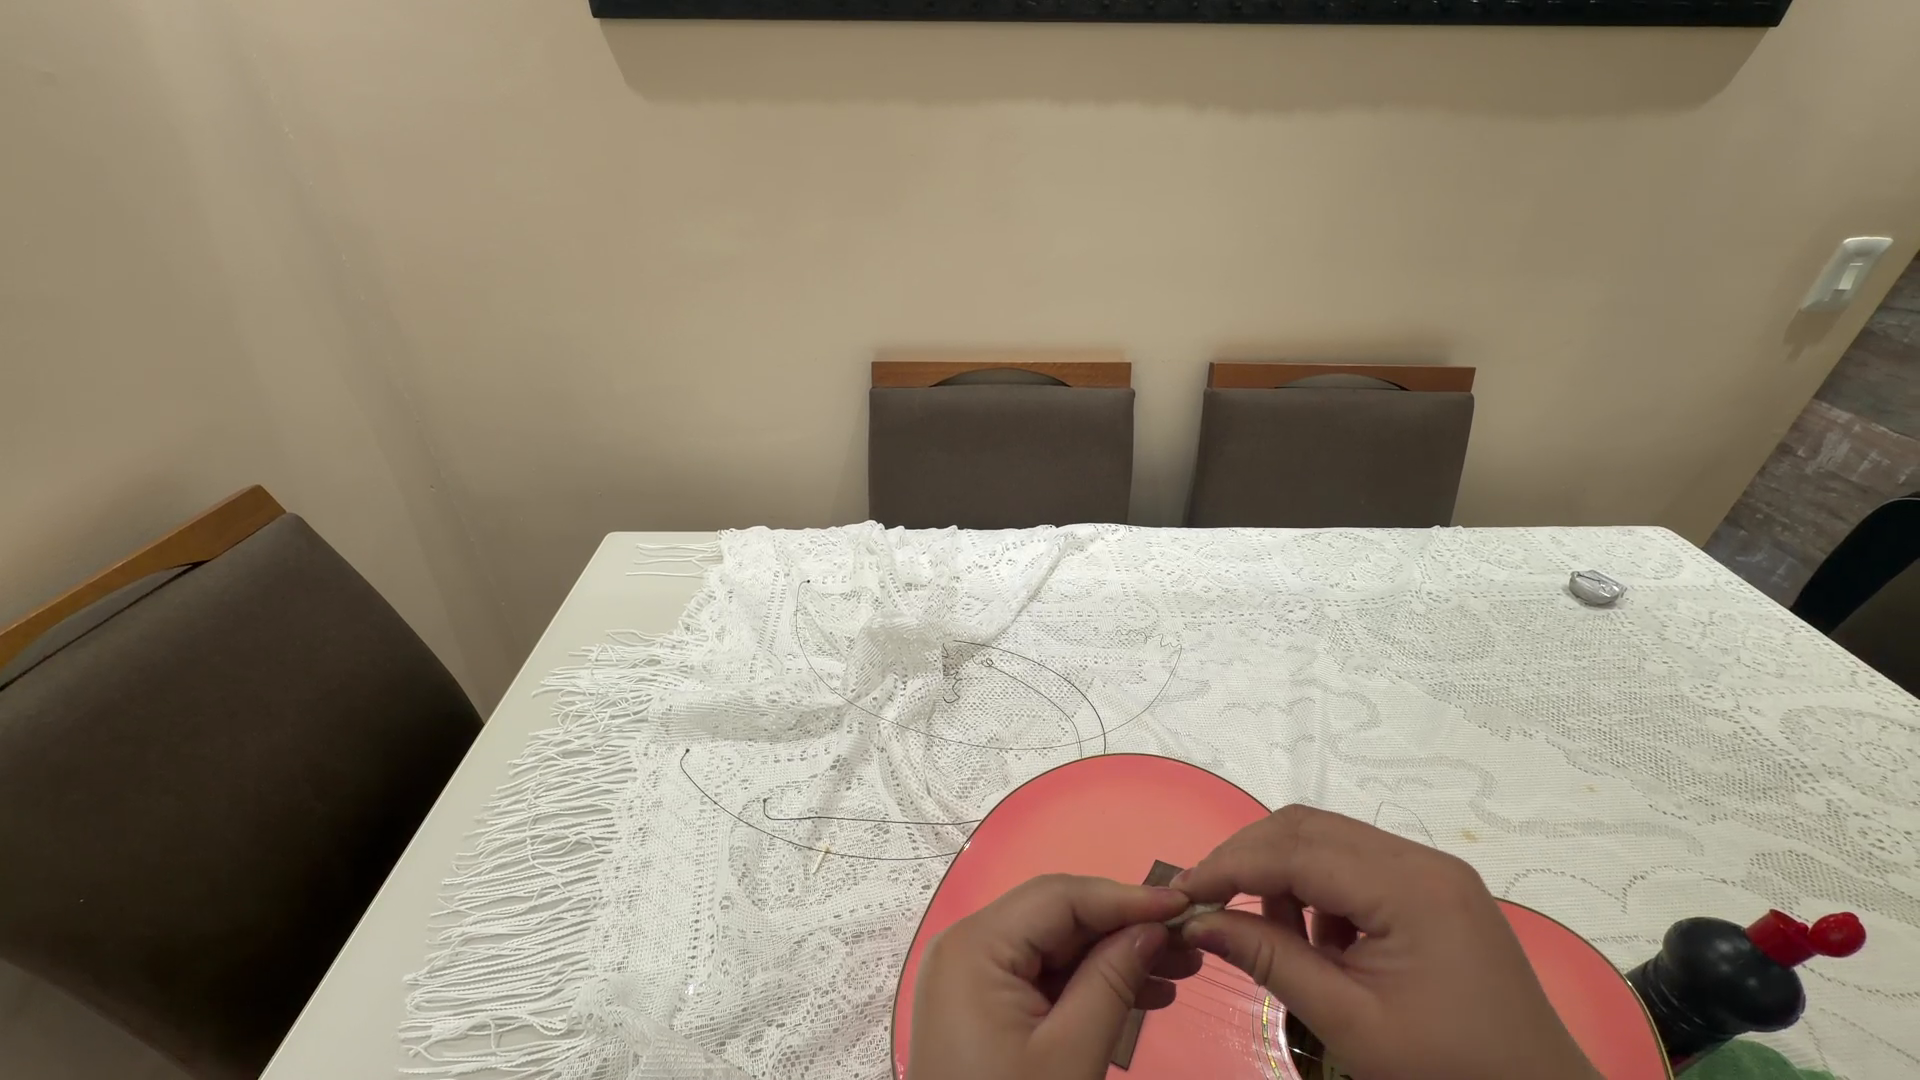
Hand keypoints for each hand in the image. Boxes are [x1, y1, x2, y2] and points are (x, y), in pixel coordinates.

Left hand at [905, 874, 1202, 1079]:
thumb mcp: (1070, 1054)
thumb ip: (1112, 981)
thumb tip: (1153, 928)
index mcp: (975, 944)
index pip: (1058, 896)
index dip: (1124, 896)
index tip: (1183, 903)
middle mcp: (966, 944)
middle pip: (1056, 916)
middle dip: (1123, 927)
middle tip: (1188, 941)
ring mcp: (971, 973)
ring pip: (1054, 945)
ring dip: (1114, 955)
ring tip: (1180, 969)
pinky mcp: (982, 1002)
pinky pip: (1041, 975)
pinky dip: (1087, 982)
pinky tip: (1142, 993)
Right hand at [1174, 806, 1598, 1079]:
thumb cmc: (1450, 1074)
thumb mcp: (1351, 1025)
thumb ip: (1271, 960)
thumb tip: (1198, 920)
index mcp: (1410, 888)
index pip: (1296, 851)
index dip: (1231, 865)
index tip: (1183, 891)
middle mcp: (1420, 860)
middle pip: (1308, 828)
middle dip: (1249, 857)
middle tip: (1207, 898)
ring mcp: (1430, 871)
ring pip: (1326, 839)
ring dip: (1281, 872)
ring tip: (1268, 932)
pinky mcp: (1432, 889)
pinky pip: (1353, 864)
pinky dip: (1316, 889)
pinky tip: (1317, 939)